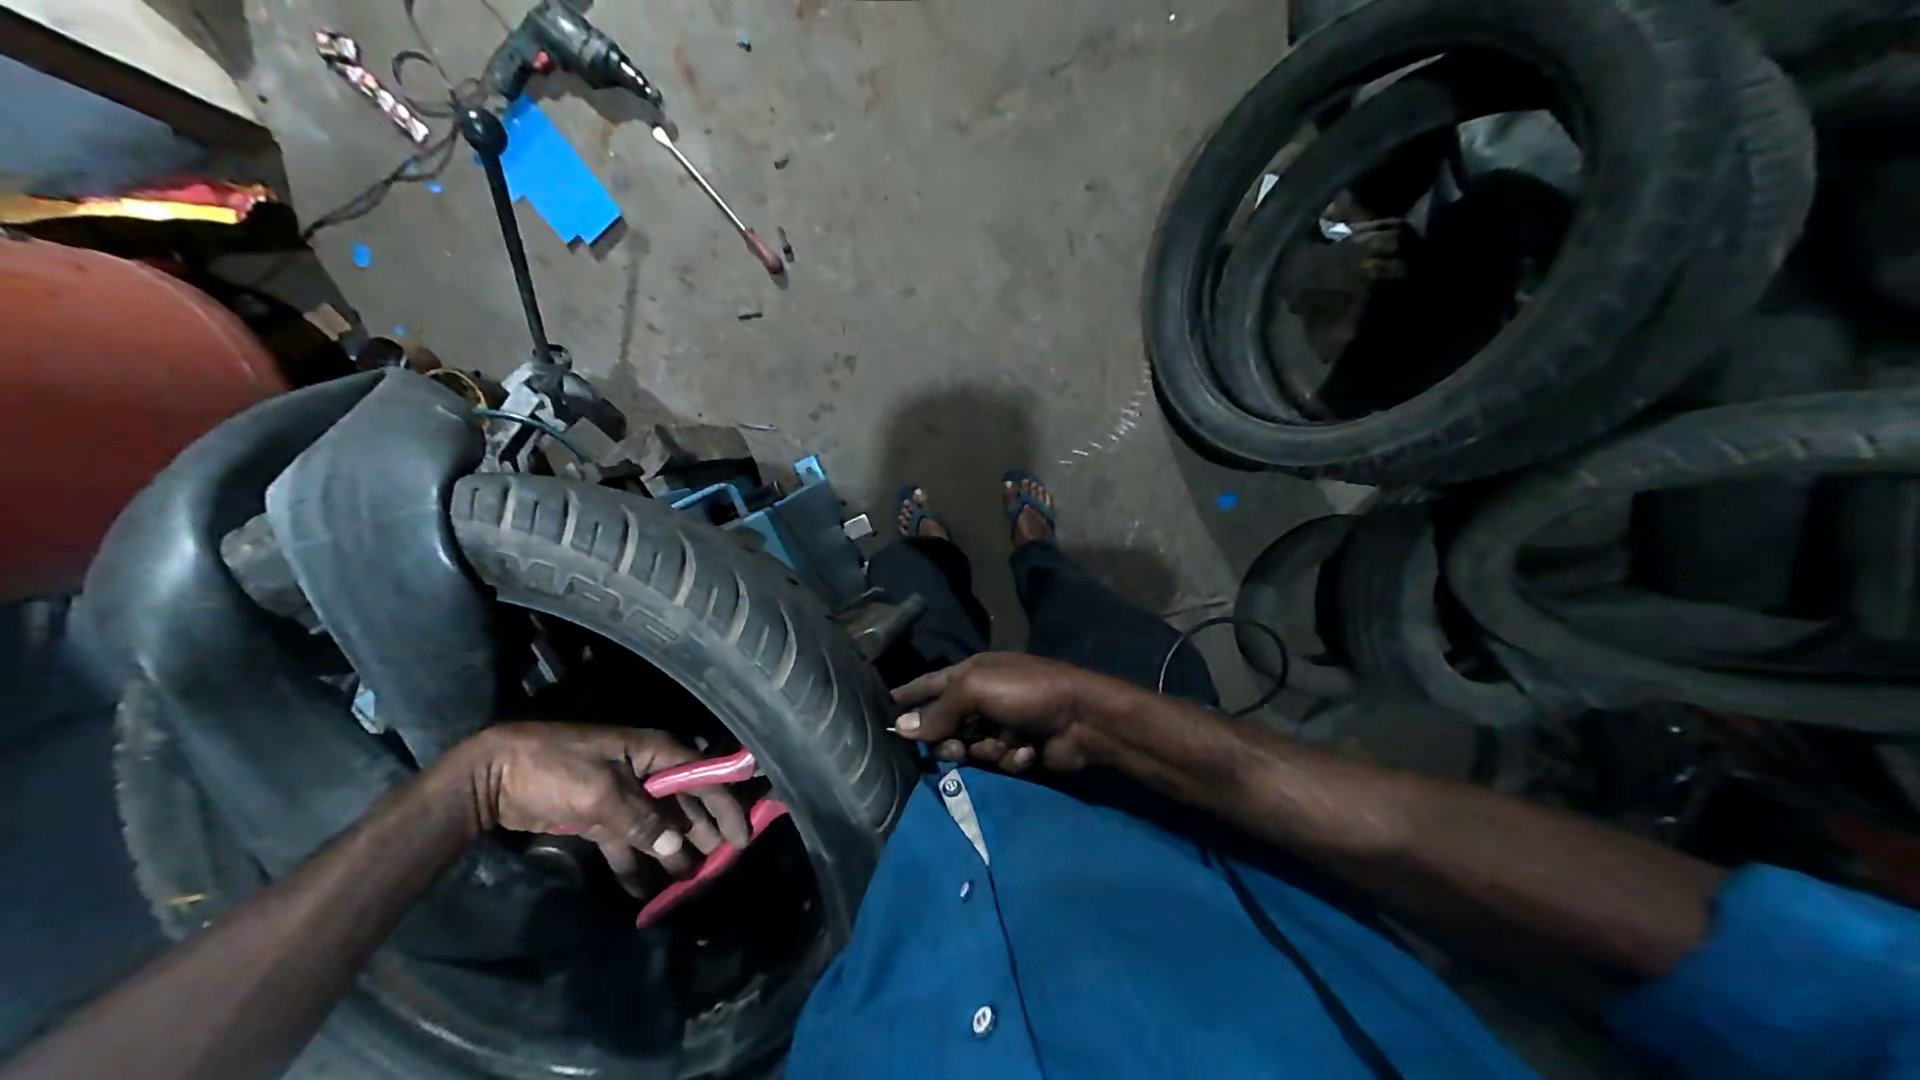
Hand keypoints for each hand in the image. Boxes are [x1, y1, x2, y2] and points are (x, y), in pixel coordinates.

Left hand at [462, 723, 751, 895]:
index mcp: (655, 754)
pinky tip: (646, 895)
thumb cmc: (553, 769)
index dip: (726, 806)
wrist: (491, 775)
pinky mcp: (601, 818)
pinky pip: (629, 844)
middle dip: (704, 835)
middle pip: (686, 805)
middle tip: (719, 871)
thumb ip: (641, 821)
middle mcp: (647, 773)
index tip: (742, 839)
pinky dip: (638, 866)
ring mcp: (624, 796)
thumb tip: (677, 849)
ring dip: (673, 856)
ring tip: (688, 888)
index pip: (704, 777)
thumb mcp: (600, 793)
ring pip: (660, 827)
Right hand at [892, 653, 1113, 772]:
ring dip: (986, 749)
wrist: (1082, 718)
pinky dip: (1010, 758)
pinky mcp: (1017, 750)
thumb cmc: (1026, 692)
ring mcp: (1001, 725)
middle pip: (945, 725)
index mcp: (971, 674)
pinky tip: (1026, 751)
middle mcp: (982, 698)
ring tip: (1003, 743)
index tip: (885, 708)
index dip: (908, 696)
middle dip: (948, 739)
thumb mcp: (976, 690)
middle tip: (955, 747)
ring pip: (969, 748)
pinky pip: (997, 761)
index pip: (929, 684)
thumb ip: (938, 711)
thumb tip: (900, 728)